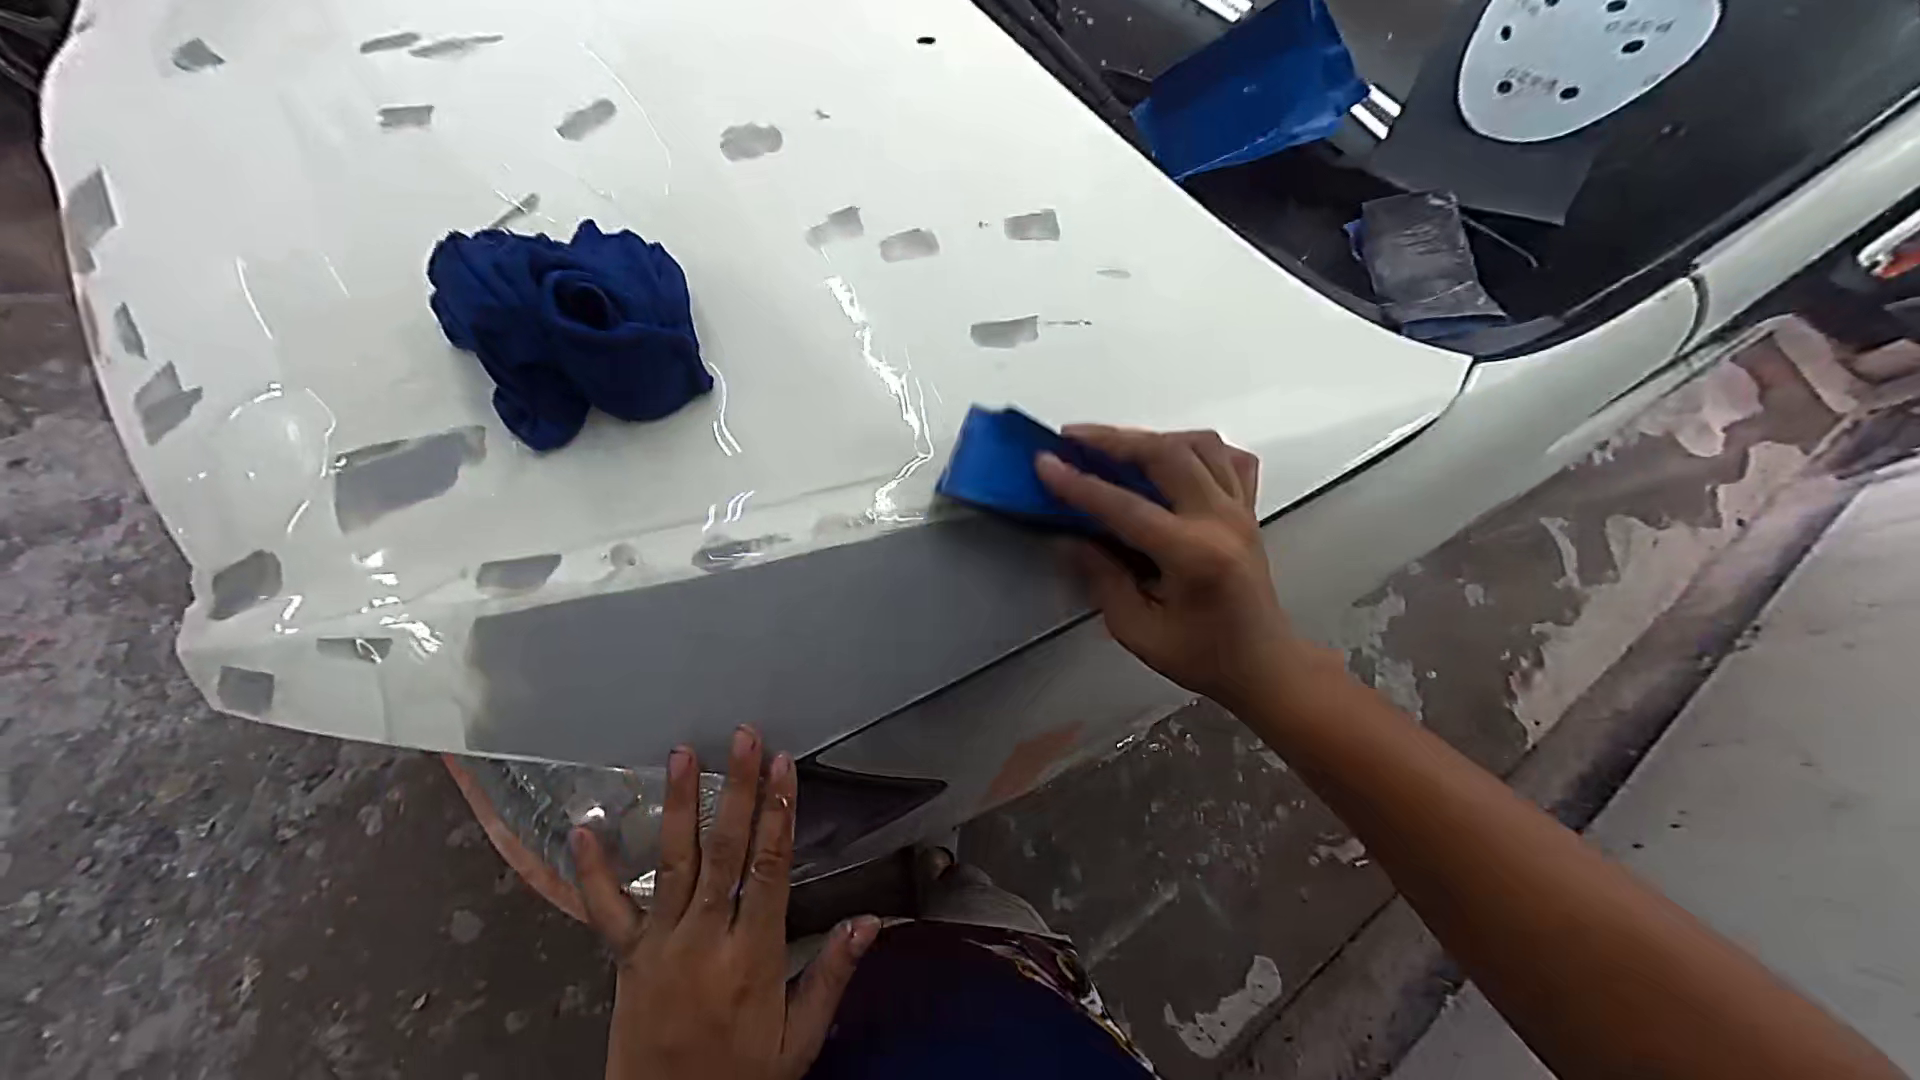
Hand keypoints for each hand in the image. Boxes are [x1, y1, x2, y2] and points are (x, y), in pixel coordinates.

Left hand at [575, 726, 880, 1079]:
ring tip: (682, 756)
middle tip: (743, 740)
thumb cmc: (740, 1077)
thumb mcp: (799, 1039)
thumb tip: (870, 921)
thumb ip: (832, 975)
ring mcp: (660, 944)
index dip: (780, 812)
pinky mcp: (626, 957)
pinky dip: (594, 870)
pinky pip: (606, 909)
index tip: (784, 766)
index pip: (770, 868)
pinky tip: (585, 829)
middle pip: (725, 851)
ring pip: (673, 863)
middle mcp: (705, 939)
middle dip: (739, 790)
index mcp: (753, 955)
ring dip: (680, 806)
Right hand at [1036, 426, 1300, 709]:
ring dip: (1151, 438)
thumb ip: (1102, 579)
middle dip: (1113, 440)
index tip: (1046, 464)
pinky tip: (1169, 458)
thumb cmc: (1204, 656)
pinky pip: (1227, 457)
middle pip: (1167, 454)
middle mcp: (1221, 522)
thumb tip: (1071, 538)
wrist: (1263, 663)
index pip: (1126, 507)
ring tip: (1114, 446)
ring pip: (1199, 444)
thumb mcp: (1138, 630)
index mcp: (1194, 556)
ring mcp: (1239, 510)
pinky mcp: (1247, 509)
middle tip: (1073, 438)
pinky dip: (1194, 448)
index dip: (1080, 485)